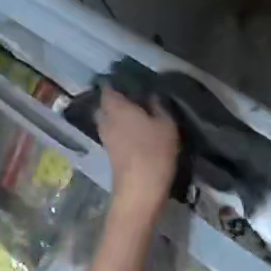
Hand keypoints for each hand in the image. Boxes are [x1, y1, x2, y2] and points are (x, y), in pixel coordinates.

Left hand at [97, 86, 178, 218]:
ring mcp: (104, 136)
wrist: (139, 190)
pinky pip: (111, 132)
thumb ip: (159, 106)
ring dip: (118, 116)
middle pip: (105, 103)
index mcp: (115, 106)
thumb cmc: (154, 152)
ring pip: (107, 118)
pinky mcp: (108, 151)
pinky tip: (135, 131)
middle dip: (116, 100)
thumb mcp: (166, 125)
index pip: (109, 87)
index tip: (130, 81)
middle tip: (135, 99)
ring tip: (137, 115)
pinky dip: (120, 129)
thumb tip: (152, 94)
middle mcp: (105, 118)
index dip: (117, 82)